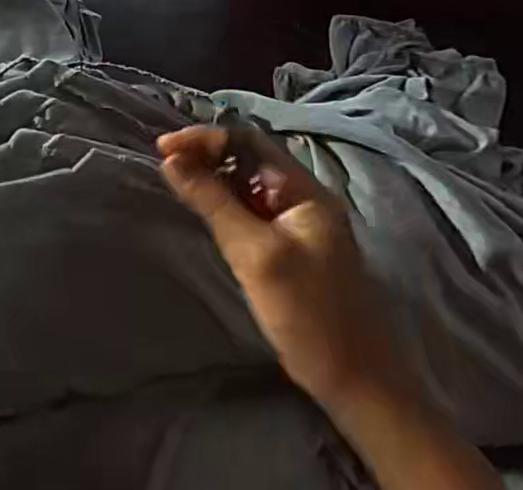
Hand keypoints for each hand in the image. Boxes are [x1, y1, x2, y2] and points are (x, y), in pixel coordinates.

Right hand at [157, 124, 402, 408]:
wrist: (359, 384)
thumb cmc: (310, 314)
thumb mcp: (255, 254)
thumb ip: (213, 202)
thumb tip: (171, 161)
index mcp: (304, 191)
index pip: (249, 142)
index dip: (205, 139)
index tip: (164, 148)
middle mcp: (300, 198)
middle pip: (246, 159)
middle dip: (204, 155)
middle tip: (164, 162)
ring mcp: (293, 223)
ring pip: (244, 185)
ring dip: (209, 177)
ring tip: (174, 179)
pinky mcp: (284, 248)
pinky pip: (247, 210)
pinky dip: (220, 203)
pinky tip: (199, 206)